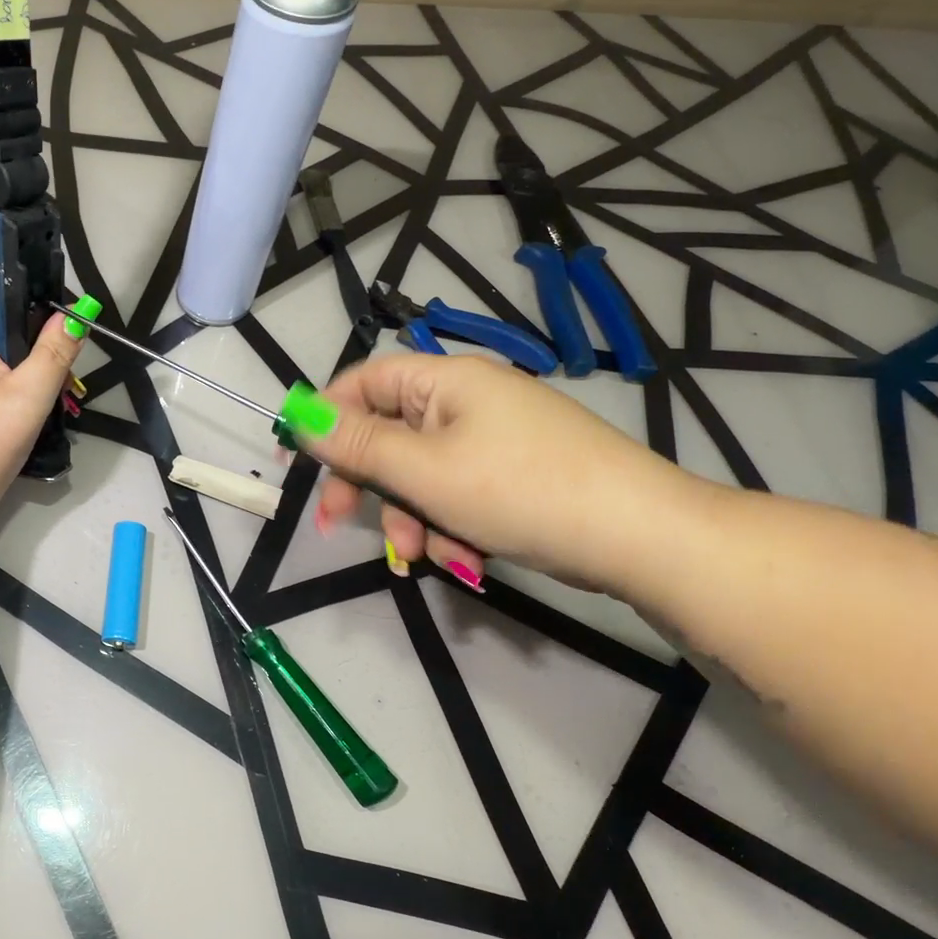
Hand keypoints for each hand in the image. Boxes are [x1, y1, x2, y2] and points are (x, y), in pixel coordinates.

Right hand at [296, 353, 694, 592]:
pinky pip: (456, 492)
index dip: (323, 416)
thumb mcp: (423, 471)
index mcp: (445, 381)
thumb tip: (302, 416)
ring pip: (419, 473)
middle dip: (366, 484)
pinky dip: (448, 524)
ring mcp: (494, 438)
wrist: (643, 537)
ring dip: (409, 516)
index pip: (363, 381)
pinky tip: (465, 557)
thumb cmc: (521, 491)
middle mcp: (467, 400)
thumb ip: (356, 444)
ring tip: (426, 555)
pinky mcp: (514, 475)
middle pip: (387, 433)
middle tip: (340, 525)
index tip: (294, 462)